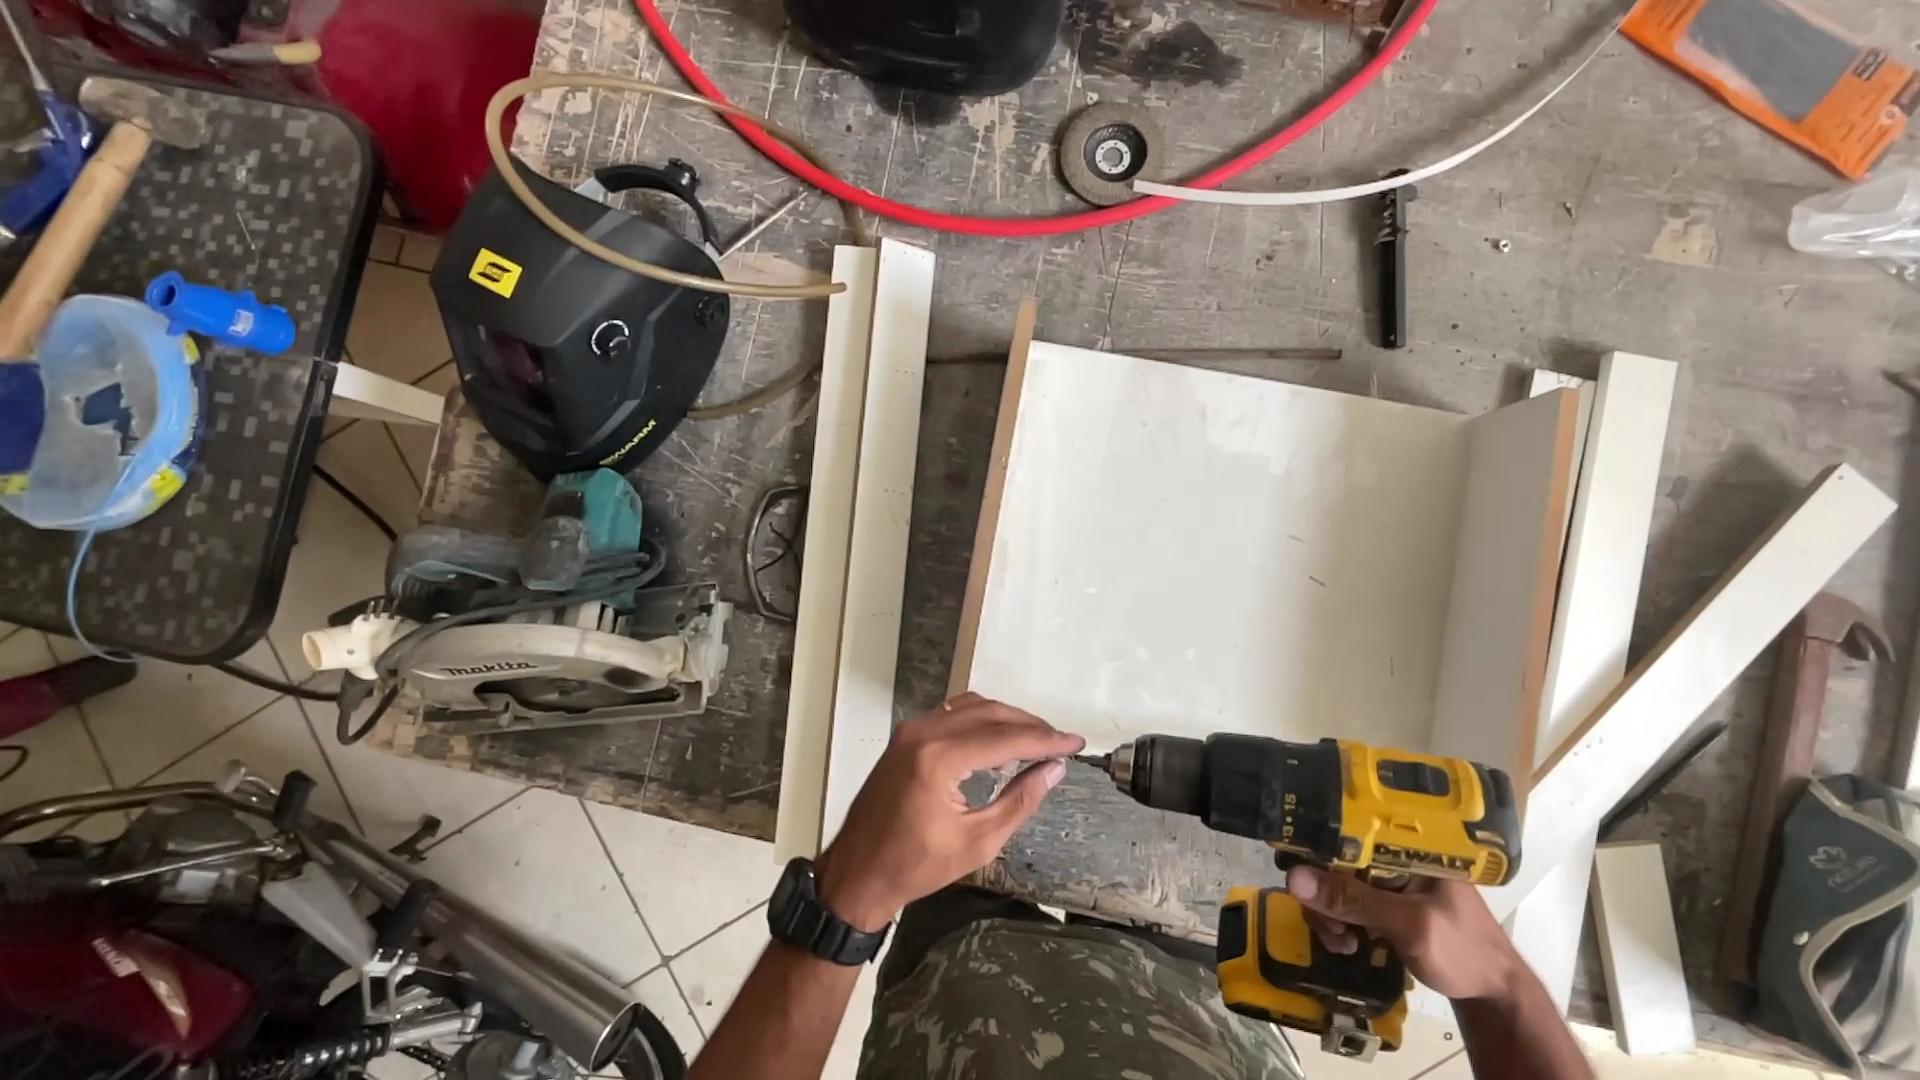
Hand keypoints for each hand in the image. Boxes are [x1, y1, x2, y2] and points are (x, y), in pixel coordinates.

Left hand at [815, 694, 1084, 931]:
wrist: (858, 873)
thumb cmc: (915, 866)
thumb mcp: (978, 841)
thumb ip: (1020, 800)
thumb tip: (1054, 769)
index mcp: (939, 759)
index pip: (1005, 737)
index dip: (1046, 739)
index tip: (1075, 743)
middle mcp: (923, 733)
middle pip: (990, 713)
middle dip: (1030, 725)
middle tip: (1060, 743)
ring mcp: (910, 731)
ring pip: (971, 707)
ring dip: (1006, 718)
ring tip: (1038, 740)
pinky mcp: (905, 737)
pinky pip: (952, 714)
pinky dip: (981, 720)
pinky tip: (1000, 738)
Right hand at [1285, 866, 1522, 1002]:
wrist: (1494, 997)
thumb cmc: (1465, 952)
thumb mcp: (1409, 925)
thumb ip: (1354, 901)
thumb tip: (1292, 878)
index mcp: (1408, 844)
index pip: (1349, 829)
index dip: (1318, 848)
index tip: (1304, 880)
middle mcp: (1394, 856)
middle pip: (1335, 859)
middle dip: (1323, 895)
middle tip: (1331, 928)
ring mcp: (1388, 881)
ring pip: (1335, 884)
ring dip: (1328, 914)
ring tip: (1342, 942)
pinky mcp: (1383, 903)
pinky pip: (1345, 904)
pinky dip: (1337, 923)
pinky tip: (1347, 944)